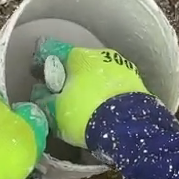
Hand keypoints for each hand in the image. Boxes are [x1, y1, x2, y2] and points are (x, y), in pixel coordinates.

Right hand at [31, 38, 148, 147]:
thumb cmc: (86, 113)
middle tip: (64, 96)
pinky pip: (114, 86)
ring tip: (86, 107)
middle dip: (71, 77)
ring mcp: (123, 67)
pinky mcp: (137, 83)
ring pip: (99, 74)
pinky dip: (107, 95)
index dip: (46, 66)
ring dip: (92, 86)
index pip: (55, 52)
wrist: (129, 126)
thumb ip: (45, 100)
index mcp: (79, 55)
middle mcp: (101, 54)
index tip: (41, 79)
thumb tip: (40, 94)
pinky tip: (105, 110)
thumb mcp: (56, 110)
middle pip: (80, 64)